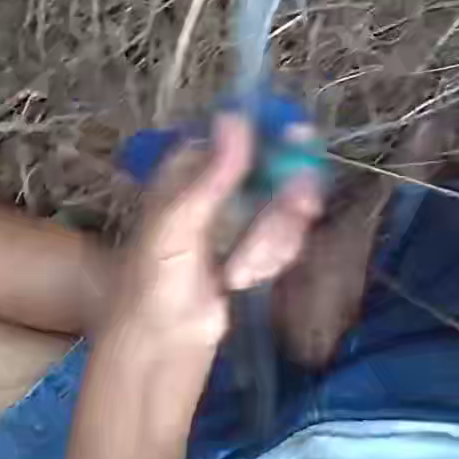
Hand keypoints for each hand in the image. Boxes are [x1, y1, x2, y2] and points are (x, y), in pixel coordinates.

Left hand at [106, 114, 322, 353]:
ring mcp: (242, 215)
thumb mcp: (179, 224)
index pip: (241, 133)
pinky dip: (272, 258)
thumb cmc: (157, 279)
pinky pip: (287, 237)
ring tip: (240, 272)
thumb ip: (213, 175)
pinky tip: (244, 278)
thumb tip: (235, 117)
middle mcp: (221, 185)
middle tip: (302, 211)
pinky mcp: (258, 245)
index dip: (273, 133)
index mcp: (193, 168)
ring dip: (272, 242)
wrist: (163, 342)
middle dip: (285, 201)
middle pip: (276, 170)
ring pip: (286, 208)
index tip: (299, 139)